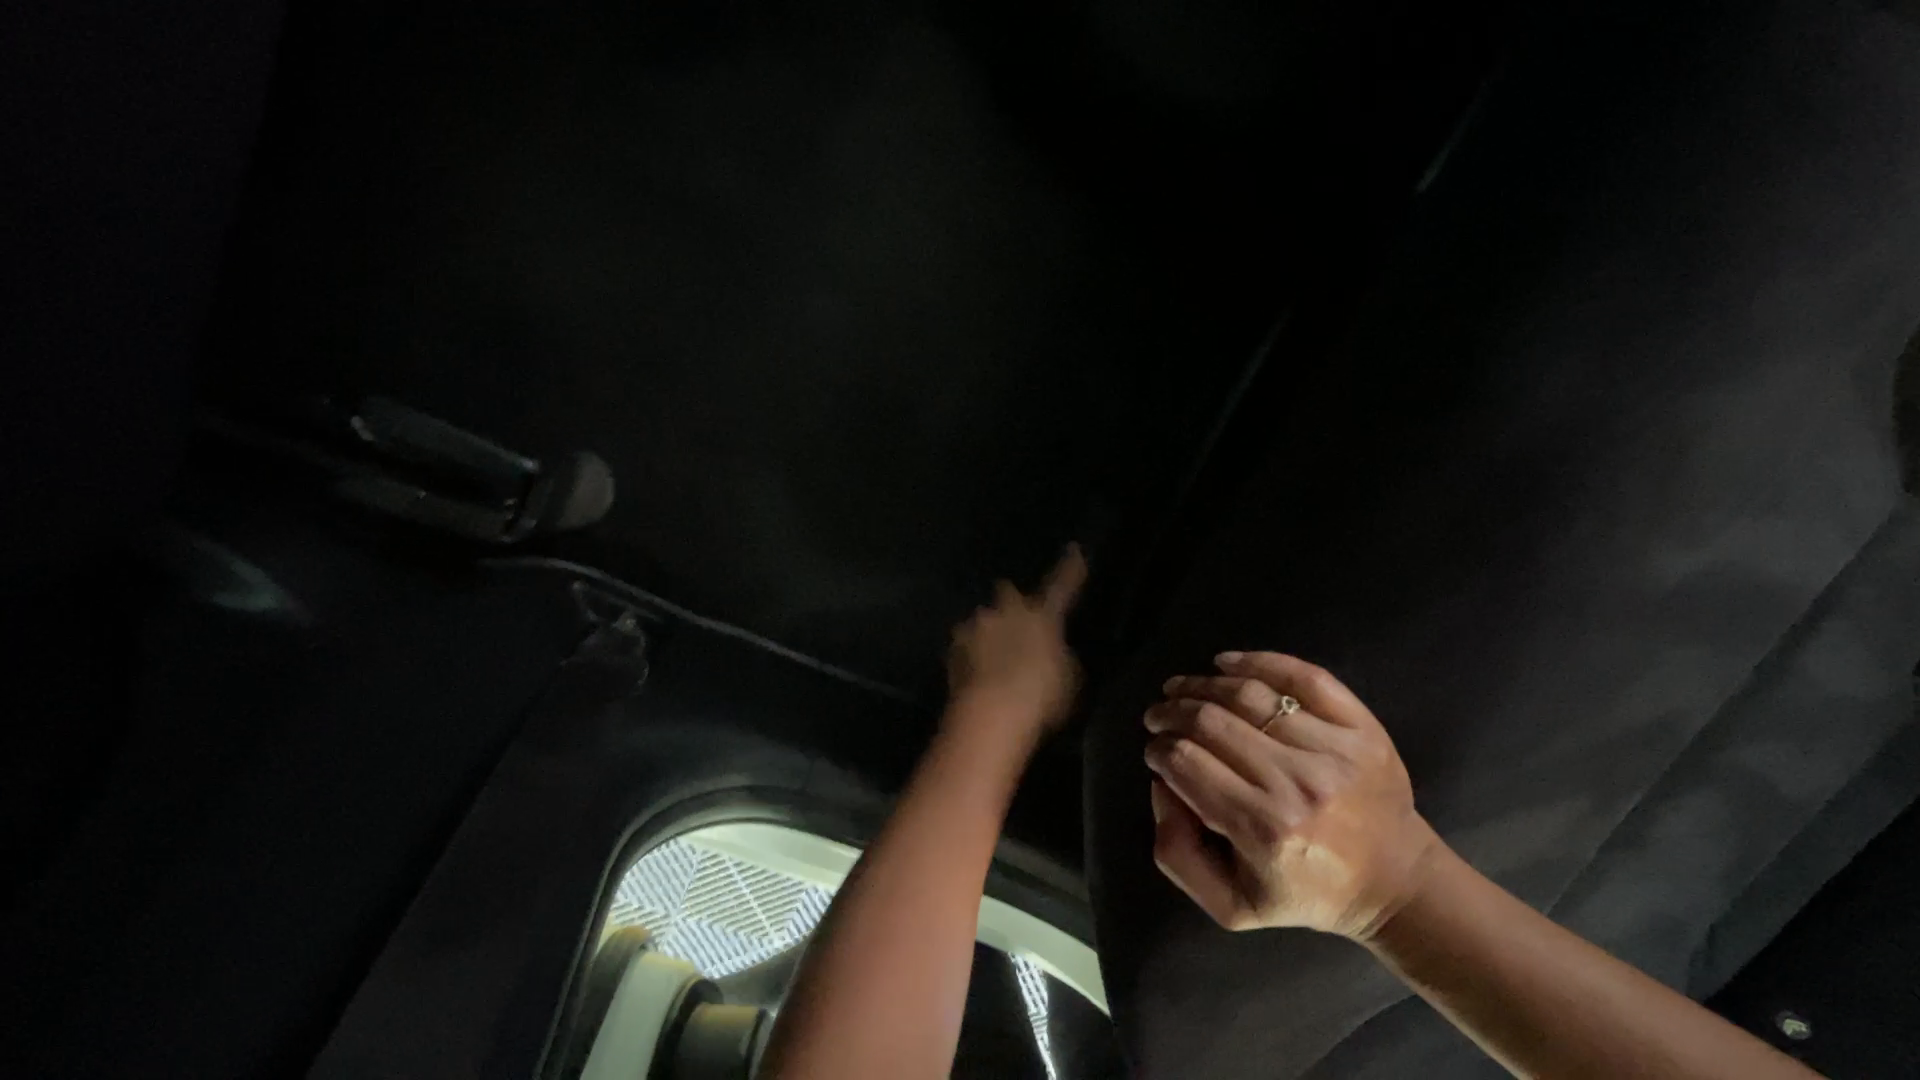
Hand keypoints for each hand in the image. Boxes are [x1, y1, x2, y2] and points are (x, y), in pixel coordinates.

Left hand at [946, 545, 1087, 742]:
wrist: (989, 714)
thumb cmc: (1041, 696)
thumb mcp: (1068, 679)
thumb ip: (1060, 657)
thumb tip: (1052, 652)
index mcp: (1041, 615)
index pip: (1061, 584)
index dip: (1070, 567)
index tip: (1074, 549)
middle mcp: (1006, 611)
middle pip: (1007, 593)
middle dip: (1011, 602)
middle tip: (1017, 622)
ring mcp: (975, 627)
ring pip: (983, 620)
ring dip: (988, 633)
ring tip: (994, 659)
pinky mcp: (952, 649)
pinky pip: (965, 645)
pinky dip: (970, 655)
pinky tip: (977, 674)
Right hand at [1144, 651, 1439, 940]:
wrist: (1394, 883)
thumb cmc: (1304, 892)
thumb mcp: (1230, 903)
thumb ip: (1176, 851)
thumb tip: (1161, 783)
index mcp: (1263, 829)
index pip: (1185, 762)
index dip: (1158, 749)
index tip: (1154, 751)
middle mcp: (1298, 784)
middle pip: (1210, 722)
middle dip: (1170, 712)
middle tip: (1157, 715)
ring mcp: (1334, 750)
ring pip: (1248, 695)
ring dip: (1201, 684)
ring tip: (1180, 688)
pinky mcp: (1361, 727)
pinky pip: (1303, 678)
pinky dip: (1257, 661)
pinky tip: (1225, 663)